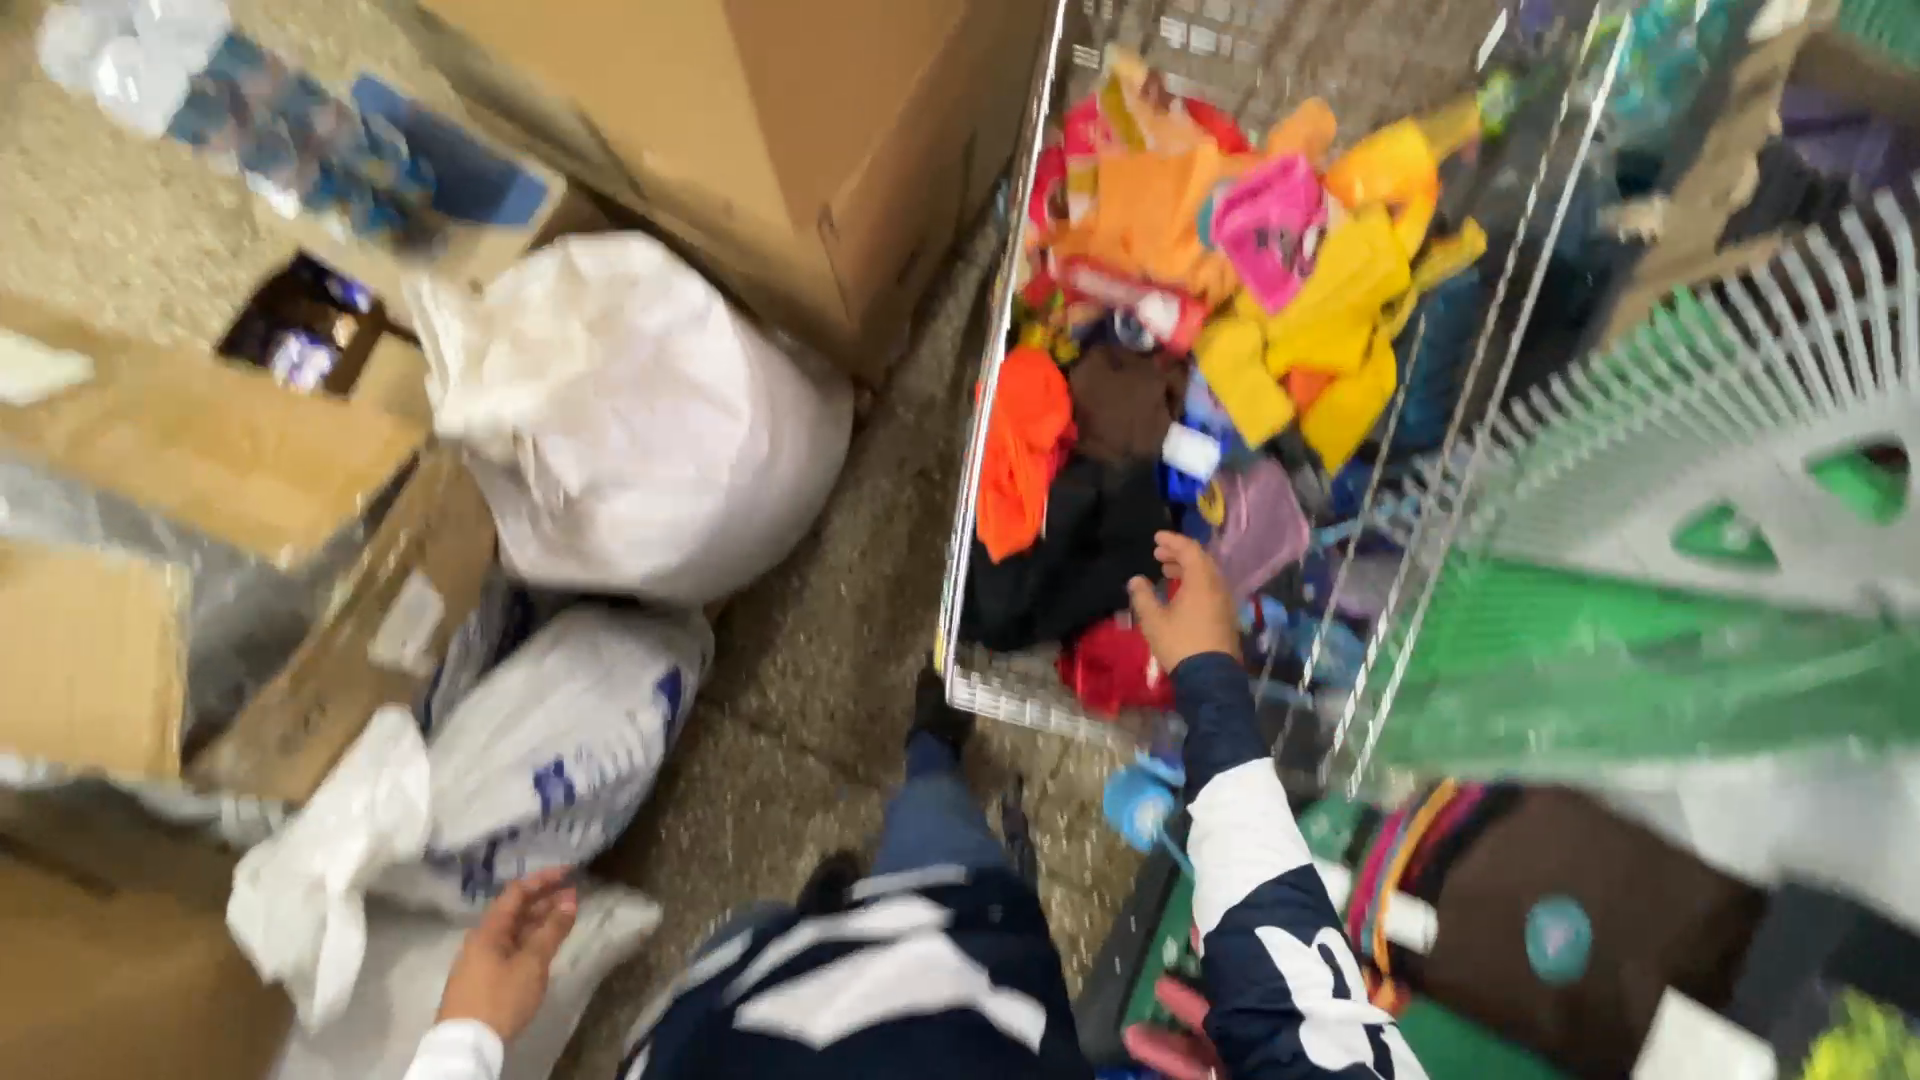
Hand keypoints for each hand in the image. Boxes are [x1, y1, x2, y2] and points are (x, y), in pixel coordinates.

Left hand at [436, 867, 578, 1041]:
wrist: (465, 1047)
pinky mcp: (484, 980)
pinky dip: (531, 939)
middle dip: (545, 900)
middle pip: (515, 911)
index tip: (569, 873)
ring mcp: (481, 961)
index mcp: (488, 930)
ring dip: (540, 921)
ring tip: (566, 918)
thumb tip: (570, 901)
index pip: (517, 892)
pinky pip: (511, 948)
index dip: (543, 879)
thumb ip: (552, 930)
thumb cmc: (500, 997)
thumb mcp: (532, 962)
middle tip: (574, 896)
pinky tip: (546, 944)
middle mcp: (481, 940)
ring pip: (514, 931)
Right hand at [1128, 531, 1241, 671]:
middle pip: (1201, 559)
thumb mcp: (1153, 620)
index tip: (1156, 538)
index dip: (1172, 540)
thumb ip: (1143, 595)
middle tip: (1159, 554)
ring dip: (1188, 568)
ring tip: (1167, 572)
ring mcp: (1225, 601)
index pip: (1189, 550)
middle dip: (1179, 553)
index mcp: (1201, 582)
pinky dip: (1196, 581)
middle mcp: (1217, 586)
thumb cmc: (1179, 643)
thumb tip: (1136, 579)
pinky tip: (1181, 592)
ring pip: (1208, 574)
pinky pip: (1211, 587)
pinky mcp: (1226, 615)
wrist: (1209, 677)